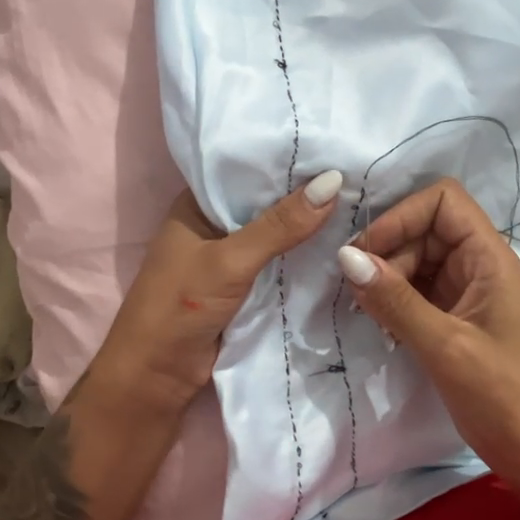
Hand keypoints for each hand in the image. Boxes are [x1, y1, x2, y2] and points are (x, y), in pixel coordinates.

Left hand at [90, 170, 343, 418]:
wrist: (157, 375)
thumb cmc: (180, 306)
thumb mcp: (231, 260)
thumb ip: (280, 225)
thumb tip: (333, 181)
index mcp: (197, 205)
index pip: (247, 169)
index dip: (287, 159)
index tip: (335, 144)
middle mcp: (212, 225)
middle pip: (265, 203)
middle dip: (305, 194)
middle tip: (361, 173)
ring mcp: (228, 259)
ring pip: (275, 236)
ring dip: (307, 228)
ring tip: (361, 203)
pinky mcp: (242, 288)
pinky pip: (278, 265)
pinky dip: (302, 259)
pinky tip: (340, 246)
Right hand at [337, 178, 519, 479]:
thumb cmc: (502, 397)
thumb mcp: (445, 346)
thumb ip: (395, 299)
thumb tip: (346, 257)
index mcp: (490, 259)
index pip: (443, 201)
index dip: (403, 216)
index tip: (368, 252)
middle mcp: (479, 267)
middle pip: (424, 229)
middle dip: (388, 251)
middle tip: (357, 291)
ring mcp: (467, 294)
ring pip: (417, 261)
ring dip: (387, 278)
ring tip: (366, 312)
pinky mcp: (455, 321)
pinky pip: (417, 292)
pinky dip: (394, 301)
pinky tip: (381, 327)